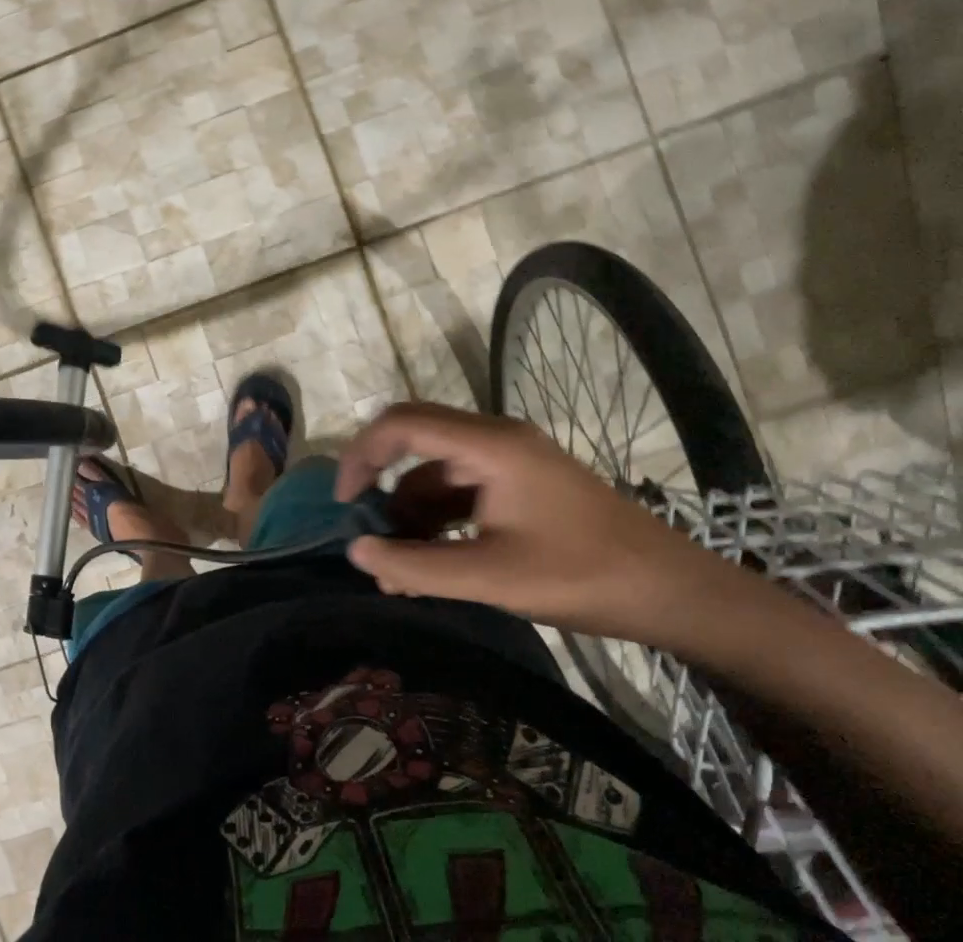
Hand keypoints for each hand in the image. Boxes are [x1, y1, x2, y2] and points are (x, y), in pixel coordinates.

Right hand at [336, 402, 738, 647]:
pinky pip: (458, 493)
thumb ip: (414, 565)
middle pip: (413, 441)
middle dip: (379, 485)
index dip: (360, 456)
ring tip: (396, 572)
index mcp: (491, 447)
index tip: (344, 505)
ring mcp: (511, 464)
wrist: (676, 596)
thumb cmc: (583, 577)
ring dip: (407, 516)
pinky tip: (427, 567)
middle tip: (362, 531)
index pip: (401, 424)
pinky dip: (434, 524)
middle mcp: (497, 442)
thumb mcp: (489, 577)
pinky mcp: (521, 488)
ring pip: (432, 474)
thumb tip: (354, 551)